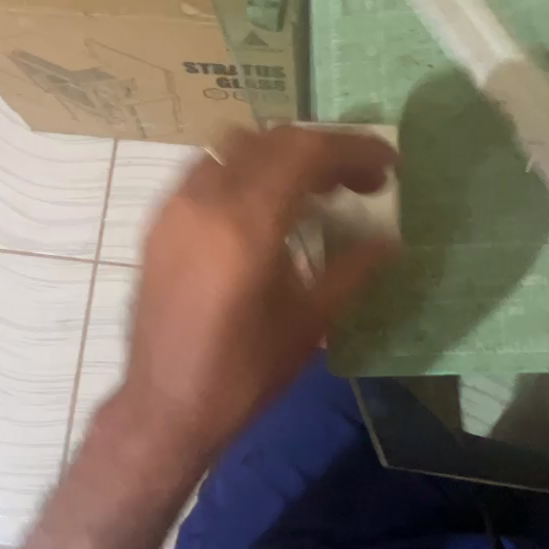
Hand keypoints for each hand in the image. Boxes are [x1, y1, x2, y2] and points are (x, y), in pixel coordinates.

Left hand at [114, 126, 396, 459]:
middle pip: (272, 140)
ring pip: (234, 147)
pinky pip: (205, 171)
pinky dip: (243, 171)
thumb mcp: (309, 325)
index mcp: (246, 226)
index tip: (388, 167)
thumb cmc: (243, 375)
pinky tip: (262, 207)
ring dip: (280, 154)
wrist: (165, 408)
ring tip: (312, 188)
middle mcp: (204, 201)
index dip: (354, 150)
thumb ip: (353, 271)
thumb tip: (391, 240)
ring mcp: (174, 209)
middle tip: (357, 181)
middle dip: (323, 149)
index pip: (306, 152)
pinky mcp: (158, 224)